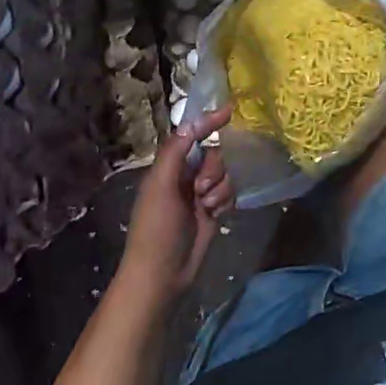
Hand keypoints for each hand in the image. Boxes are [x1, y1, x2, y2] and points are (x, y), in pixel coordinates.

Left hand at [119, 106, 235, 300]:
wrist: (163, 273)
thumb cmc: (156, 229)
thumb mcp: (160, 187)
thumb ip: (175, 153)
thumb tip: (192, 123)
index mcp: (167, 168)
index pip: (191, 137)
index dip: (208, 123)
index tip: (230, 111)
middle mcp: (184, 177)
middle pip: (214, 155)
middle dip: (214, 169)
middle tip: (201, 189)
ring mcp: (199, 195)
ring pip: (225, 174)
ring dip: (220, 188)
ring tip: (206, 207)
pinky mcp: (213, 211)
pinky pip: (230, 193)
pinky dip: (226, 201)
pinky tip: (216, 215)